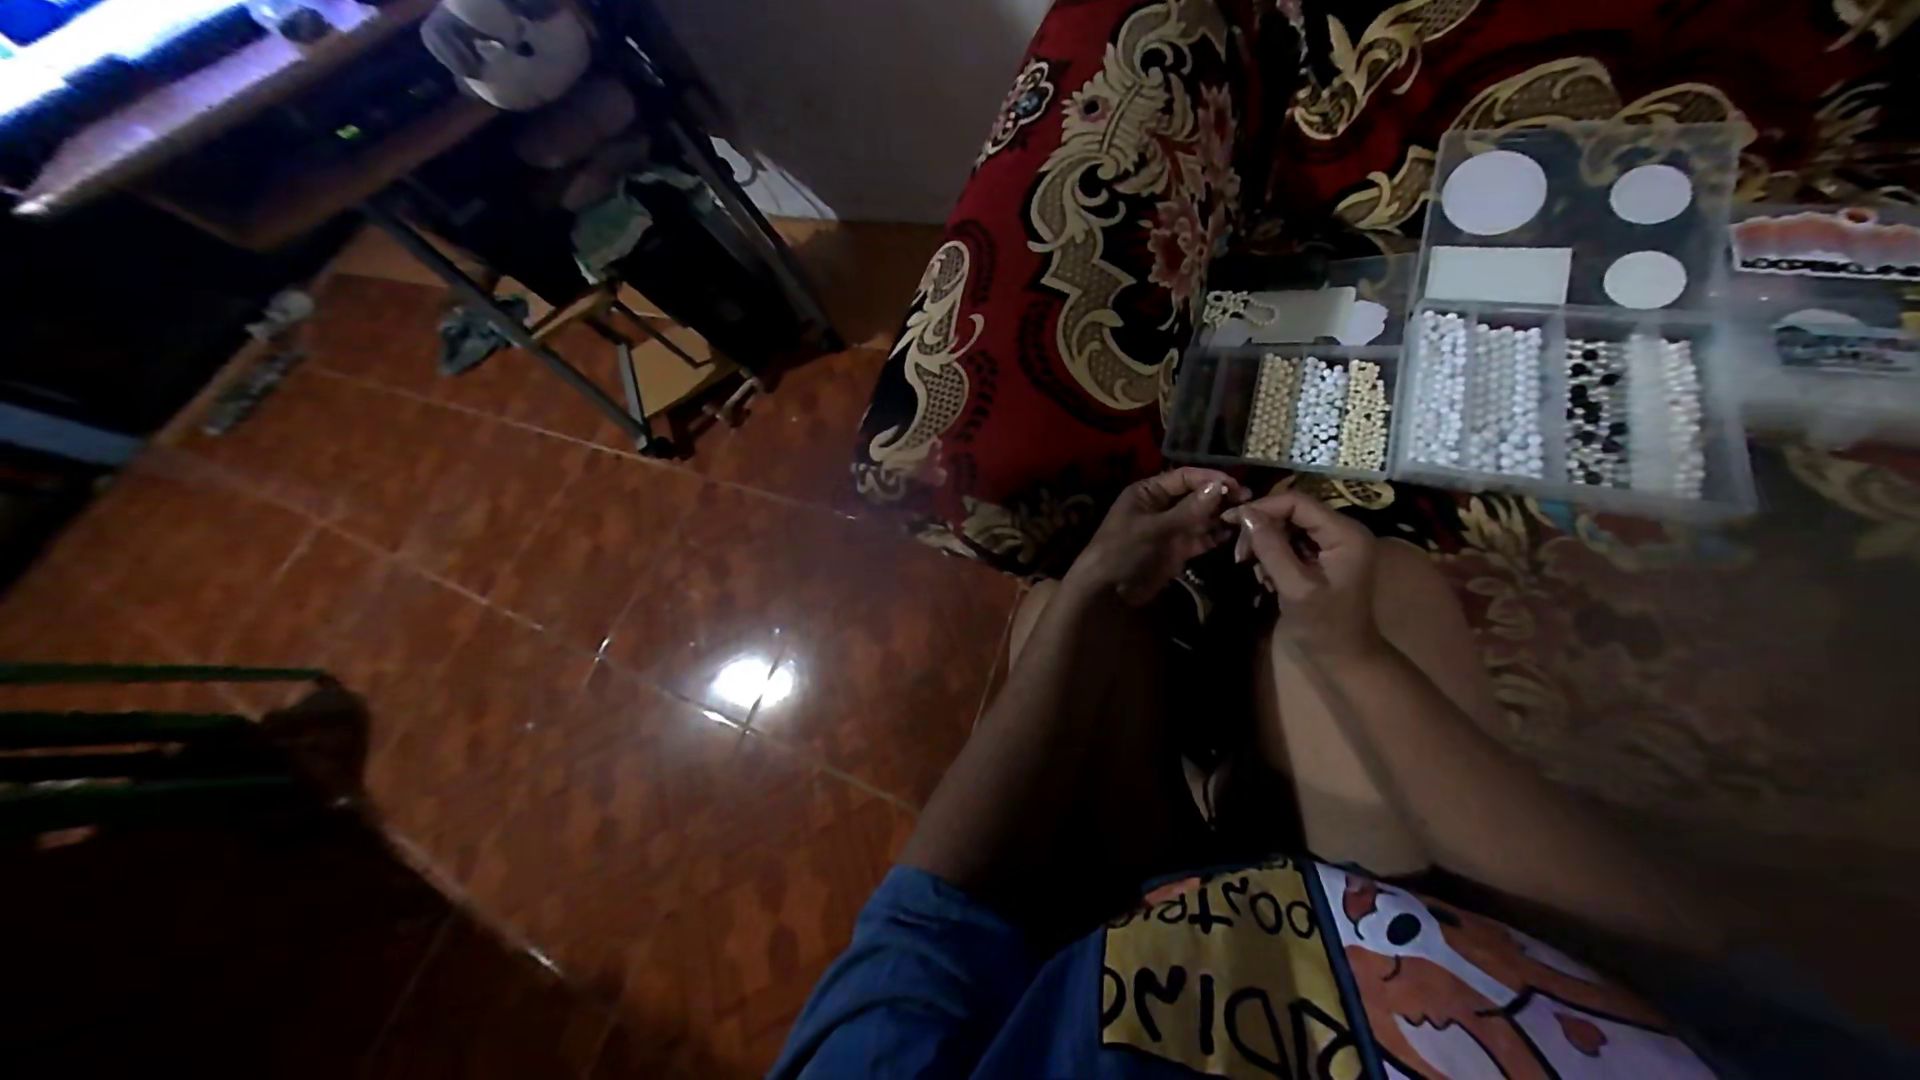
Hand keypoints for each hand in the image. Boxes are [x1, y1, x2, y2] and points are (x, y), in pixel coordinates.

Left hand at [1065, 468, 1248, 605]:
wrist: (1107, 590)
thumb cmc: (1123, 550)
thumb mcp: (1155, 528)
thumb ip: (1188, 510)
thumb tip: (1218, 487)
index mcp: (1148, 491)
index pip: (1184, 477)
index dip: (1209, 478)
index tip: (1235, 484)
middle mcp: (1161, 505)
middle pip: (1196, 495)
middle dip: (1220, 497)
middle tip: (1248, 501)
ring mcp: (1170, 528)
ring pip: (1201, 516)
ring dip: (1221, 516)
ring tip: (1245, 517)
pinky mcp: (1177, 549)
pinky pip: (1200, 537)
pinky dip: (1215, 535)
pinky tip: (1233, 534)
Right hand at [1222, 490, 1384, 658]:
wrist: (1343, 656)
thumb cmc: (1323, 625)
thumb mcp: (1295, 587)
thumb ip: (1271, 548)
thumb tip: (1245, 514)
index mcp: (1345, 534)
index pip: (1297, 502)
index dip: (1262, 508)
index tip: (1230, 522)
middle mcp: (1343, 531)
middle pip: (1292, 511)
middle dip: (1261, 527)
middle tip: (1239, 553)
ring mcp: (1334, 543)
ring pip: (1288, 525)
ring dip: (1263, 541)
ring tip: (1249, 566)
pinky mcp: (1324, 555)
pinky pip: (1292, 540)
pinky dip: (1272, 552)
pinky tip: (1264, 574)